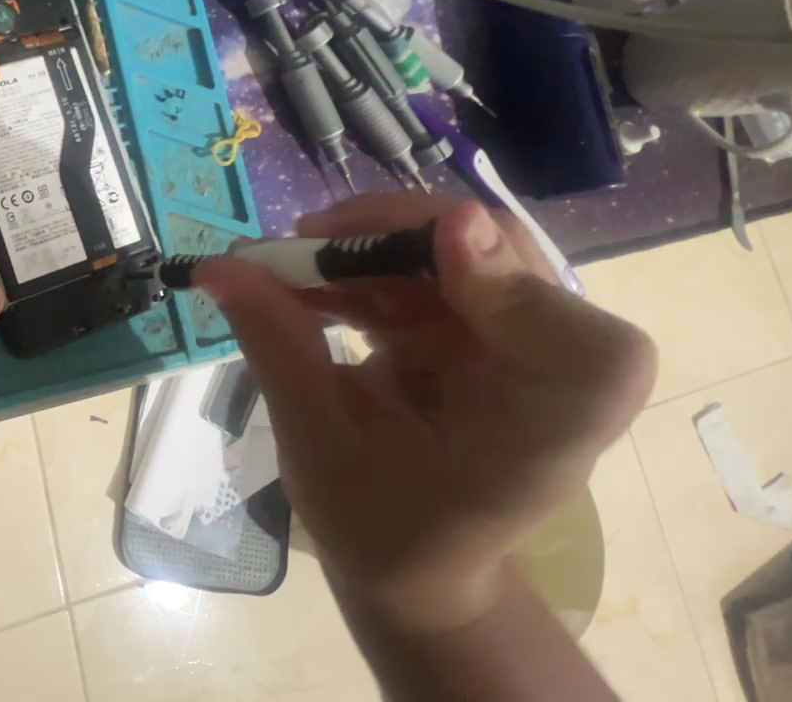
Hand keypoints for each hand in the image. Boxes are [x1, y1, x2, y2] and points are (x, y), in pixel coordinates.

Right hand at [197, 194, 654, 634]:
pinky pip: (415, 265)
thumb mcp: (317, 441)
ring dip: (359, 246)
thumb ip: (276, 344)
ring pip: (446, 245)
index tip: (442, 239)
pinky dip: (354, 266)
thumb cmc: (379, 525)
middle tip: (298, 246)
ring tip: (279, 266)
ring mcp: (512, 333)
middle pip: (498, 256)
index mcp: (551, 422)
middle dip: (391, 236)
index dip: (508, 278)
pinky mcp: (472, 319)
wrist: (411, 556)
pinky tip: (301, 282)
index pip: (574, 340)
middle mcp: (551, 363)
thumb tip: (218, 264)